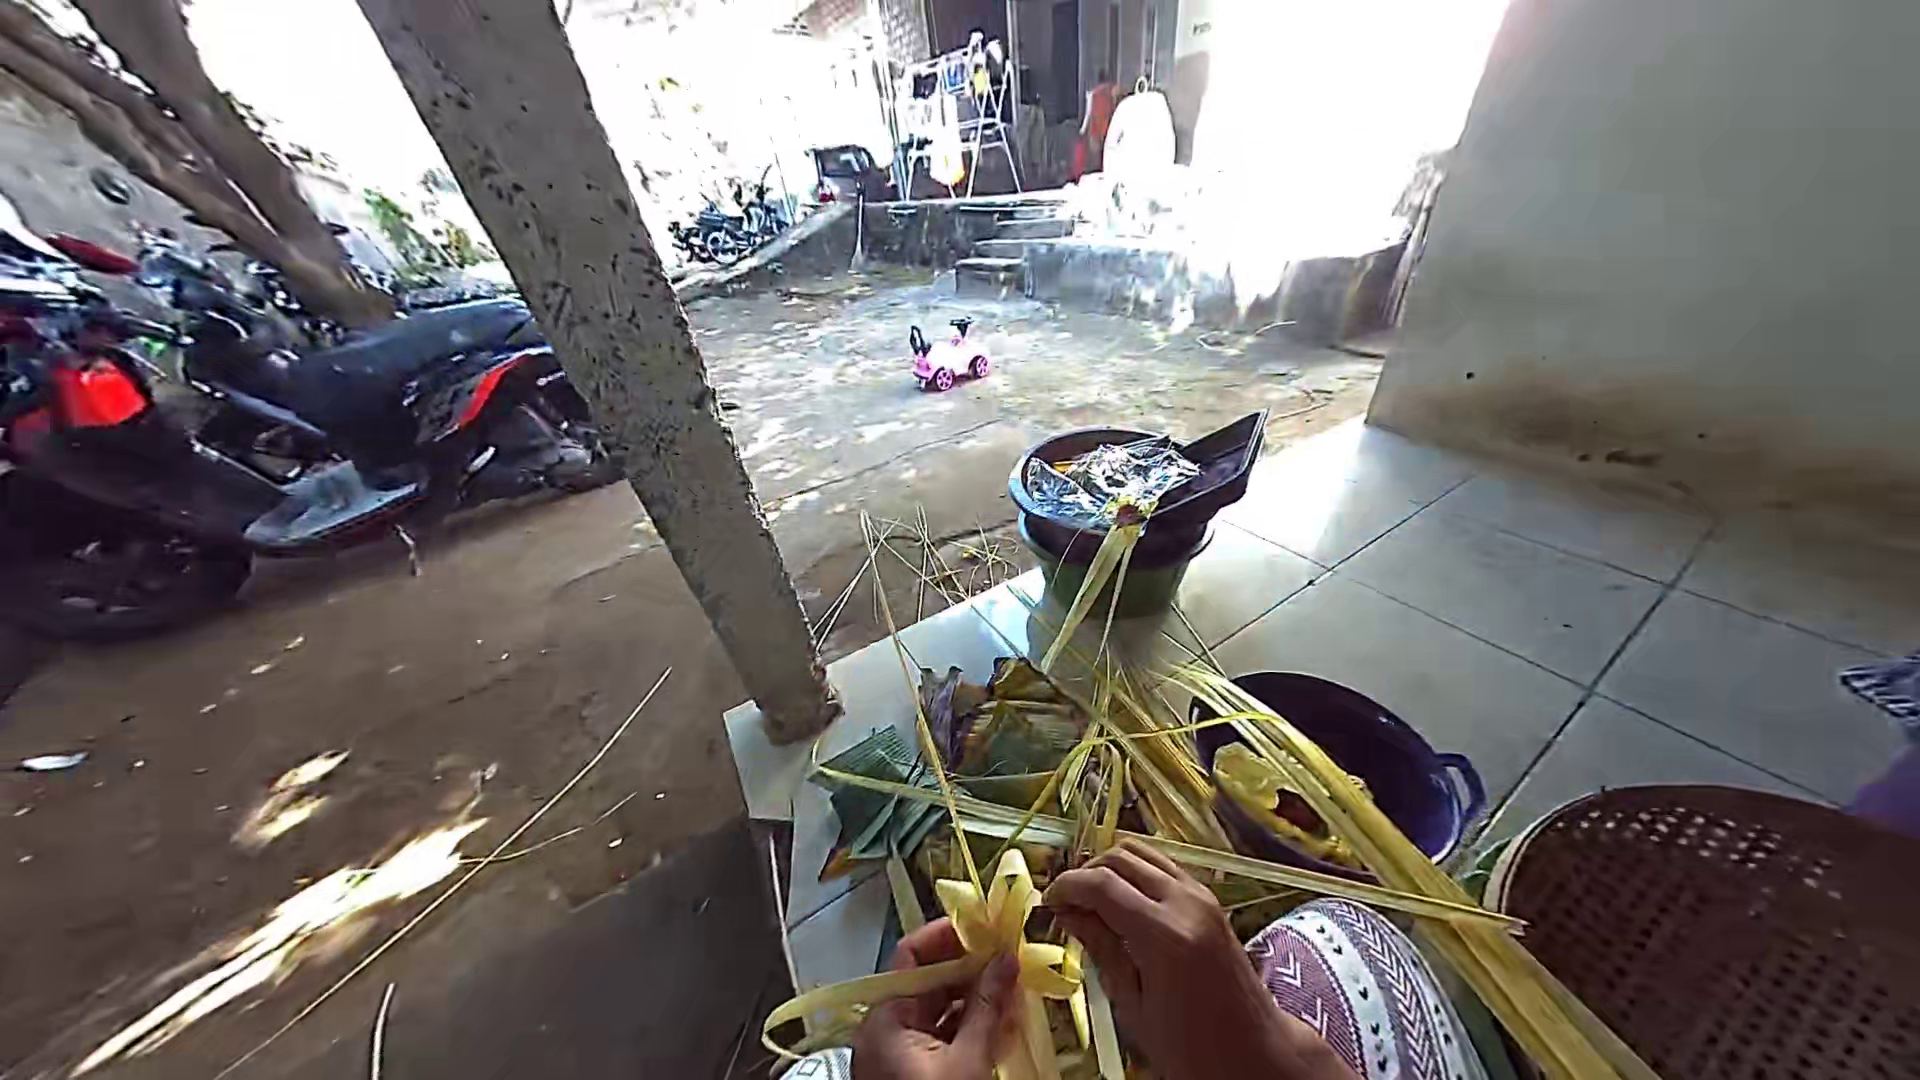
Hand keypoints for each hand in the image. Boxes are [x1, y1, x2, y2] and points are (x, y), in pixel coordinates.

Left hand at [852, 918, 1019, 1079]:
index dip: (946, 935)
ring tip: (1015, 988)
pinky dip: (972, 1026)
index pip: (911, 955)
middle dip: (972, 968)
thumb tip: (1007, 956)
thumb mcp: (967, 1063)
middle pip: (930, 981)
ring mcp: (901, 1054)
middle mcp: (887, 1028)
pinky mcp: (917, 1075)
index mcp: (885, 1018)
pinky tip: (1003, 1022)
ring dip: (978, 997)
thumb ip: (986, 1006)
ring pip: (941, 1009)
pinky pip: (944, 1037)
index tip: (983, 925)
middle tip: (1009, 956)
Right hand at [1045, 840, 1357, 1079]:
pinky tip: (1121, 897)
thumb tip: (1065, 911)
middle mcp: (1184, 901)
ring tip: (1091, 898)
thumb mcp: (1135, 1007)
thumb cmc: (1193, 1050)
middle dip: (1085, 873)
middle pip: (1118, 857)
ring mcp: (1199, 893)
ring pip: (1139, 851)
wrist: (1260, 1057)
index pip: (1101, 884)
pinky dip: (1133, 868)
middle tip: (1066, 902)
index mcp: (1165, 935)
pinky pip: (1160, 862)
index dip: (1067, 886)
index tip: (1048, 901)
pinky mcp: (1207, 895)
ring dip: (1108, 866)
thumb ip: (1100, 948)